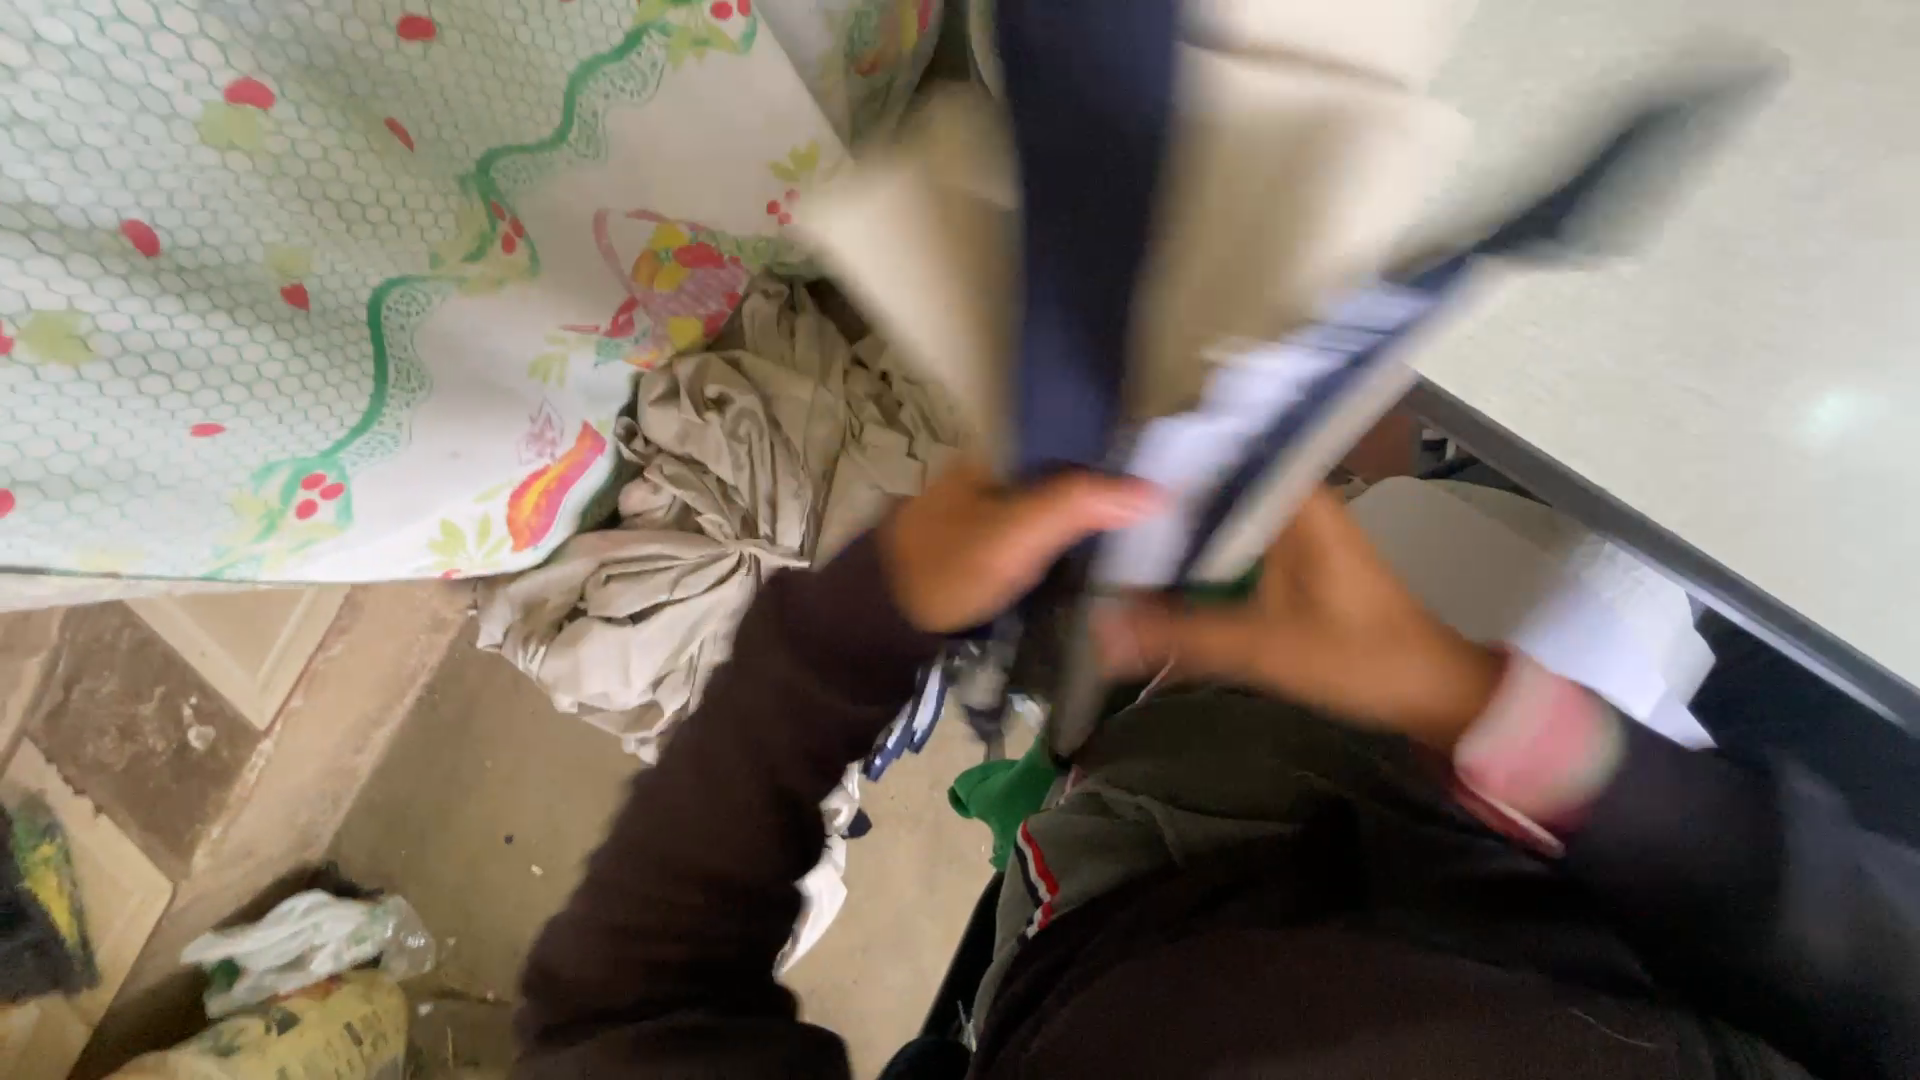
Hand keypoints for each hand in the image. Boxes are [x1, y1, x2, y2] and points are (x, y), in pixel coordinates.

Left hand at [881, 460, 1162, 634]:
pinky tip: (1101, 547)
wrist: (888, 615)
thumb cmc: (947, 568)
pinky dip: (1074, 531)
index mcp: (1002, 450)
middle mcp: (1001, 464)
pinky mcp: (994, 530)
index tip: (1173, 478)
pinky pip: (1048, 520)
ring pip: (1062, 494)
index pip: (1080, 435)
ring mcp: (996, 498)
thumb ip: (1074, 507)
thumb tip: (1152, 490)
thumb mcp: (1012, 537)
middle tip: (1168, 512)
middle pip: (1074, 464)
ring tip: (1149, 529)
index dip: (1125, 453)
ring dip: (1098, 510)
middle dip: (1115, 485)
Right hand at [1095, 488, 1501, 748]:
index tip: (1104, 470)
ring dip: (1172, 521)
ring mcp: (1292, 523)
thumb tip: (1101, 633)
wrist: (1430, 692)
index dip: (1156, 459)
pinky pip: (1228, 531)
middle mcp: (1293, 497)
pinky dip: (1194, 543)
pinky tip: (1155, 557)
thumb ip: (1178, 637)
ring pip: (1216, 507)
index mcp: (1294, 499)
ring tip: (1110, 524)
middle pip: (1208, 479)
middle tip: (1094, 504)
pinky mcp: (1290, 550)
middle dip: (1154, 494)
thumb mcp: (1260, 649)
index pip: (1214, 453)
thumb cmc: (1359, 659)